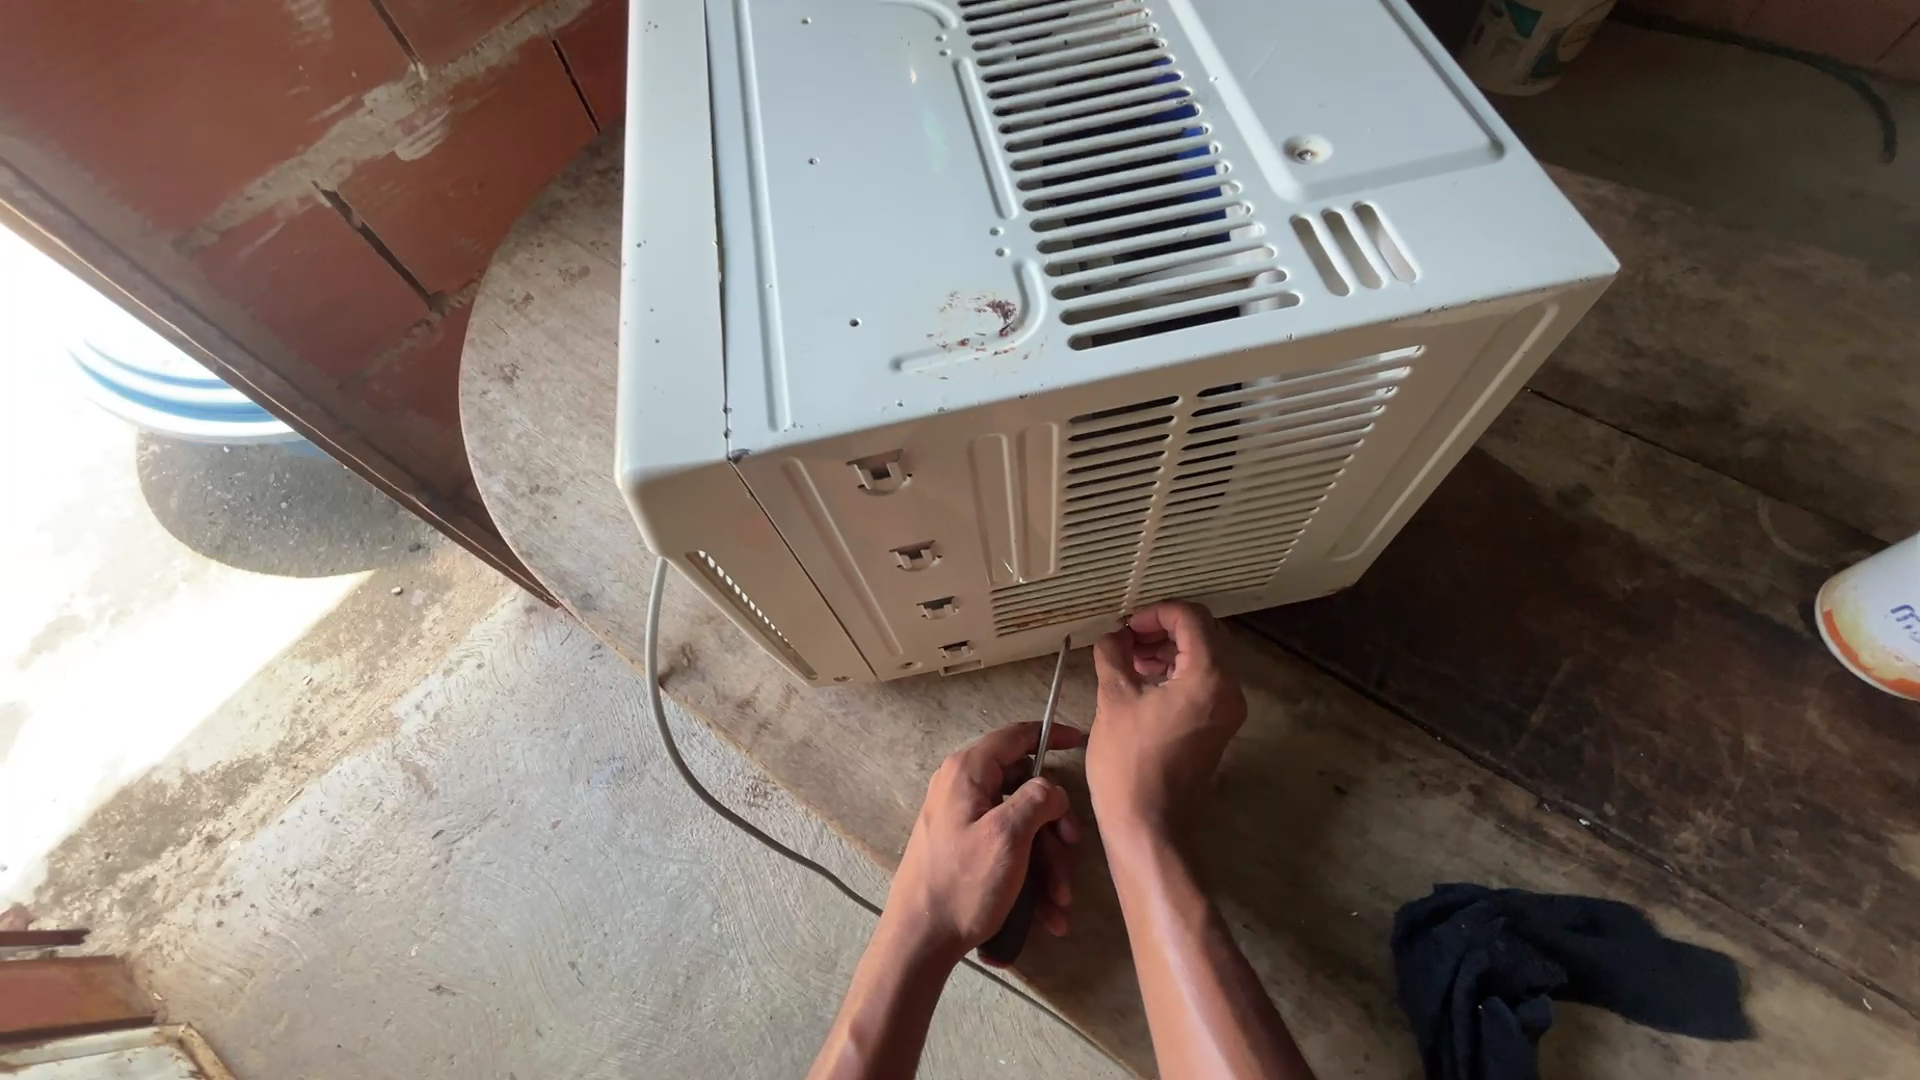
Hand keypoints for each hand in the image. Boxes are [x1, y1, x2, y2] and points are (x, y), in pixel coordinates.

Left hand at [885, 721, 1086, 961]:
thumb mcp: (1008, 836)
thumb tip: (1052, 789)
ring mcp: (963, 819)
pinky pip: (1007, 849)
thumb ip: (1037, 799)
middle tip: (1071, 849)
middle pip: (1025, 788)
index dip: (1050, 735)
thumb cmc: (963, 883)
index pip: (1016, 736)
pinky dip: (1030, 875)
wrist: (919, 940)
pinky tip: (1046, 912)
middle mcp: (963, 787)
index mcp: (968, 771)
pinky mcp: (965, 848)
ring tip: (1058, 901)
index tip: (1080, 740)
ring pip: (1021, 825)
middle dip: (1054, 825)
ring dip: (1047, 861)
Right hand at [1086, 601, 1247, 833]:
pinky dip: (1176, 670)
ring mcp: (1226, 710)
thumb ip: (1114, 655)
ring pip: (1205, 657)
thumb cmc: (1128, 760)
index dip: (1156, 612)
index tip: (1126, 626)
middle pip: (1204, 634)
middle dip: (1164, 627)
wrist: (1146, 822)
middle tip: (1127, 637)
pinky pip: (1203, 681)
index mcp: (1208, 677)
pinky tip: (1143, 678)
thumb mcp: (1114, 698)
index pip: (1192, 618)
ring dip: (1169, 648)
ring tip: (1129, 656)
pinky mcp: (1217, 726)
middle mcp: (1228, 689)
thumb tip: (1113, 636)